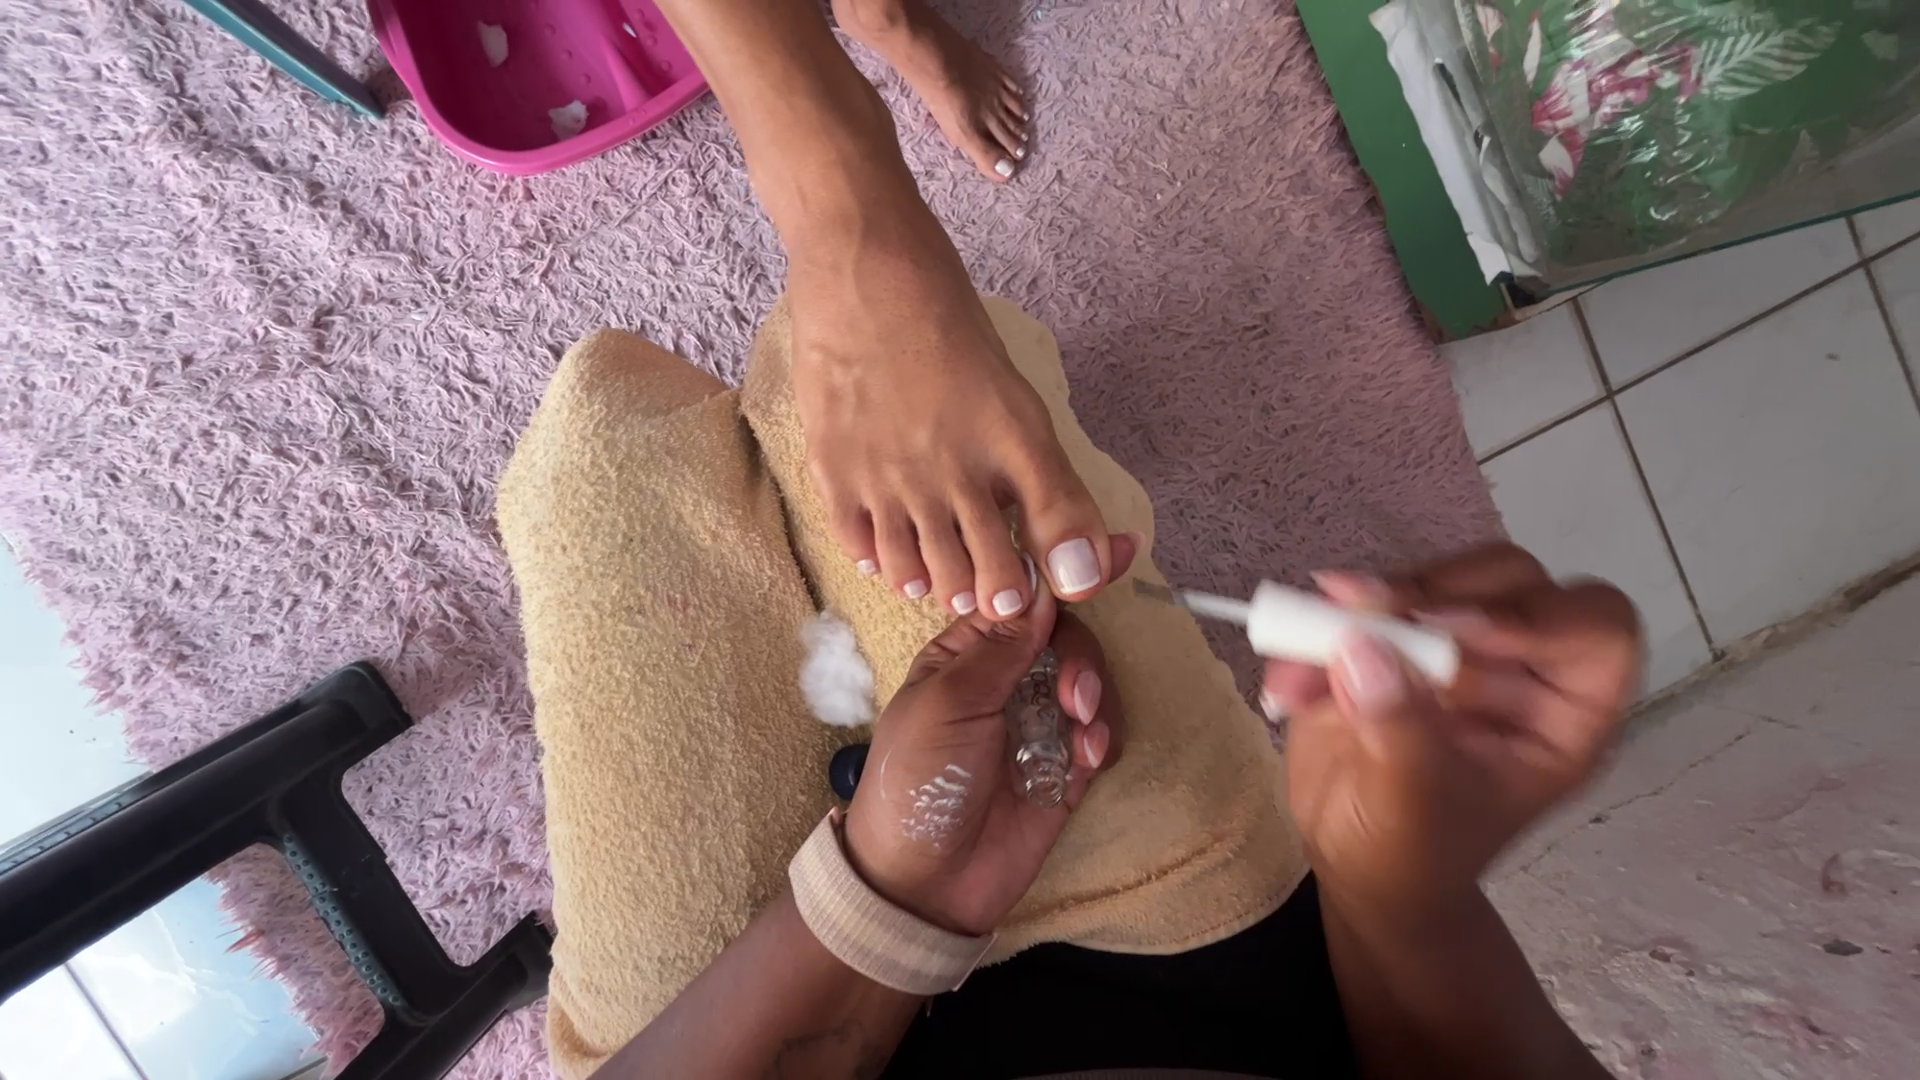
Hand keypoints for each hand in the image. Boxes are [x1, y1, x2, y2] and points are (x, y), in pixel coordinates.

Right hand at [786, 209, 1118, 619]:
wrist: (866, 272)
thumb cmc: (950, 326)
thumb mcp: (1019, 402)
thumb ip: (1052, 489)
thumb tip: (1078, 573)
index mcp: (1011, 447)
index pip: (1043, 552)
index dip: (1044, 585)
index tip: (1033, 585)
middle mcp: (951, 472)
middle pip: (975, 579)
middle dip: (989, 595)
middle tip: (986, 589)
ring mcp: (887, 475)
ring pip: (918, 574)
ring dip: (936, 584)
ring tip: (940, 579)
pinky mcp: (835, 470)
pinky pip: (859, 547)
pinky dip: (879, 562)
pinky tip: (888, 555)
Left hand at [840, 538, 1133, 934]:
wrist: (926, 882)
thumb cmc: (921, 777)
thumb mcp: (950, 702)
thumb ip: (1000, 647)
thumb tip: (1039, 583)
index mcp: (968, 653)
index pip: (1023, 600)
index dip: (1065, 576)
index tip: (1119, 549)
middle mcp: (1007, 679)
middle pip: (1067, 638)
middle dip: (1079, 658)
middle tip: (1072, 698)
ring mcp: (1039, 722)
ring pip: (1090, 682)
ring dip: (1094, 696)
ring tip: (1076, 730)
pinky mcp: (1066, 765)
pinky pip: (1101, 732)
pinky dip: (1101, 736)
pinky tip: (1084, 758)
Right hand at [1265, 544, 1642, 911]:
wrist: (1349, 856)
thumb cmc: (1410, 853)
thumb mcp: (1415, 806)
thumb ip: (1399, 728)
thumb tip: (1361, 646)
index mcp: (1556, 713)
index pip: (1594, 630)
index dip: (1531, 614)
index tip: (1447, 626)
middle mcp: (1510, 667)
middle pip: (1505, 579)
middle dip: (1433, 586)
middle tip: (1366, 605)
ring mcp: (1442, 650)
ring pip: (1427, 580)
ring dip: (1362, 602)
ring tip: (1307, 642)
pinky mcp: (1378, 643)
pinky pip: (1351, 609)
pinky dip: (1311, 631)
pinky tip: (1287, 685)